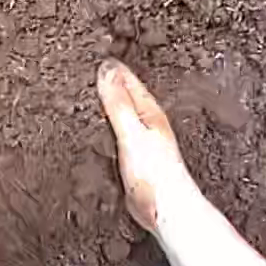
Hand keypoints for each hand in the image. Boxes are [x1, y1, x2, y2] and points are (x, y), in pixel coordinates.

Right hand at [97, 59, 201, 231]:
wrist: (166, 209)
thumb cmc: (154, 175)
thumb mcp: (131, 134)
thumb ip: (118, 103)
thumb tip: (107, 71)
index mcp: (150, 113)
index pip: (129, 82)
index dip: (114, 69)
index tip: (99, 57)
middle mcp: (149, 124)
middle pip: (129, 96)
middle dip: (115, 83)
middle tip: (98, 69)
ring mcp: (145, 141)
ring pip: (126, 114)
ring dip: (115, 103)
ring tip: (100, 94)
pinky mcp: (138, 159)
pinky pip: (122, 133)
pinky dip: (112, 126)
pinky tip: (105, 130)